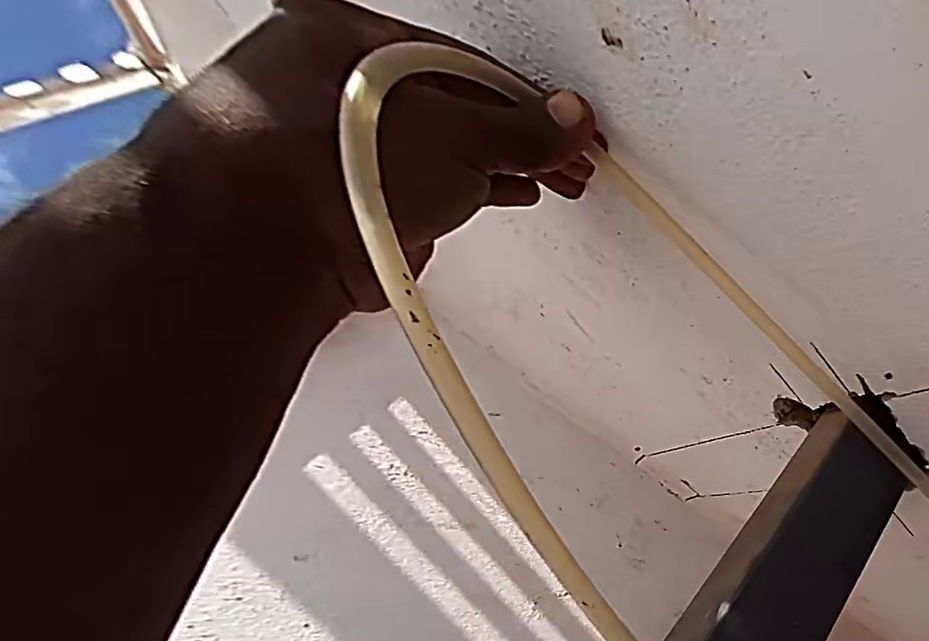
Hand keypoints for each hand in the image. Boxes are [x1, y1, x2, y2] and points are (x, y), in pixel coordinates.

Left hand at [144, 0, 597, 312]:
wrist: (278, 238)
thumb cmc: (330, 166)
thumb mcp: (455, 134)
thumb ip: (522, 128)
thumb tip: (570, 118)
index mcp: (356, 40)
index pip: (474, 69)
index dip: (536, 105)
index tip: (576, 129)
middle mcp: (351, 82)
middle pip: (467, 105)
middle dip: (529, 138)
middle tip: (574, 160)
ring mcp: (359, 138)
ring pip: (457, 143)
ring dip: (512, 164)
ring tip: (554, 178)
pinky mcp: (373, 188)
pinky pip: (443, 177)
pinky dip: (483, 185)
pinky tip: (511, 191)